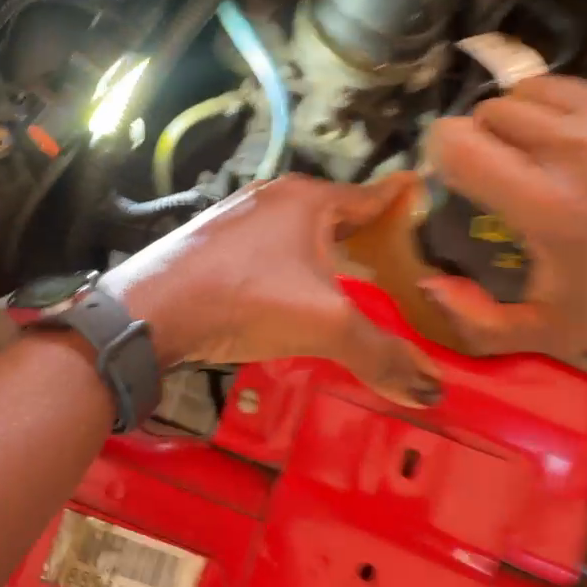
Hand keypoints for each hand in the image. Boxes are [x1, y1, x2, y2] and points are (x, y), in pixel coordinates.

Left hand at [104, 174, 444, 407]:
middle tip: (407, 263)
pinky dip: (296, 265)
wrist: (151, 309)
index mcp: (309, 198)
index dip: (406, 208)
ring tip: (360, 280)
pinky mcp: (215, 242)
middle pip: (338, 214)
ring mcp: (239, 216)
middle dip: (370, 236)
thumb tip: (432, 390)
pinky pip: (273, 248)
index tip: (435, 216)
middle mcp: (275, 196)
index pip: (373, 196)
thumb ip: (380, 353)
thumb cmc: (245, 298)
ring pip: (302, 232)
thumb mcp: (324, 325)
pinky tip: (299, 291)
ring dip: (330, 253)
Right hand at [421, 77, 586, 357]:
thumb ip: (478, 324)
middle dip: (488, 135)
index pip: (457, 142)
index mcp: (547, 205)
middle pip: (490, 109)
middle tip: (511, 169)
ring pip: (533, 89)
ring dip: (528, 117)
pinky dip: (577, 112)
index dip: (446, 152)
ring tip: (549, 151)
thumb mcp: (550, 332)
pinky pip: (584, 87)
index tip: (459, 172)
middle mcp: (579, 149)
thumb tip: (430, 283)